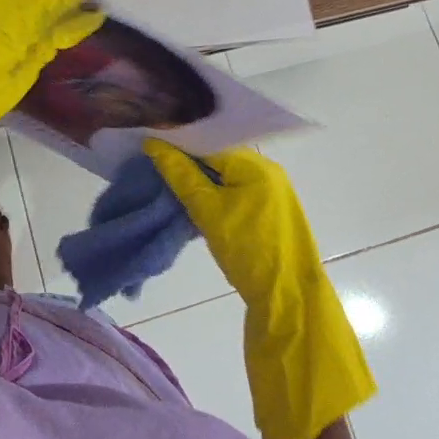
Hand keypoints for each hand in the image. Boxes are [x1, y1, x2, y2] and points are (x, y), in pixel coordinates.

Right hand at [145, 140, 375, 438]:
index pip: (210, 140)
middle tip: (154, 162)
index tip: (149, 144)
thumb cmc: (248, 249)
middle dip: (187, 159)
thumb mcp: (208, 211)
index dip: (178, 142)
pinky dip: (213, 191)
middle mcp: (267, 170)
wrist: (288, 298)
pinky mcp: (269, 210)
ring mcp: (271, 190)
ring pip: (225, 173)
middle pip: (218, 154)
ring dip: (199, 177)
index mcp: (256, 164)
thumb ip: (180, 175)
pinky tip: (191, 199)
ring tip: (167, 179)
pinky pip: (235, 189)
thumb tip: (153, 144)